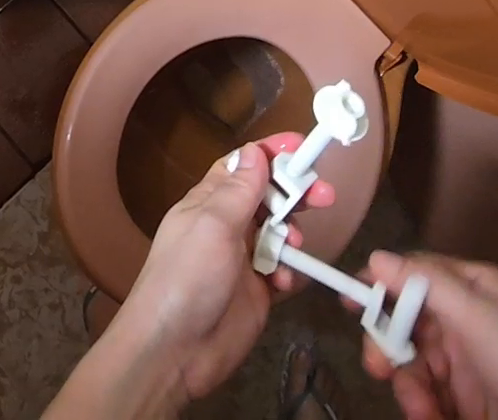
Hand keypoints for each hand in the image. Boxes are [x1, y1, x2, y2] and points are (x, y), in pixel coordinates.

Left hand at [43, 134, 333, 417]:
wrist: (174, 351)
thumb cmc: (187, 277)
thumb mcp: (212, 226)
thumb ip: (238, 190)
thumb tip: (254, 150)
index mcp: (208, 201)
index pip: (242, 165)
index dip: (270, 153)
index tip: (301, 145)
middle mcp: (226, 225)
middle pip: (268, 197)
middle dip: (295, 193)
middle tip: (324, 194)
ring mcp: (243, 259)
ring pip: (280, 233)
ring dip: (293, 234)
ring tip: (296, 245)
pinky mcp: (258, 292)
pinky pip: (284, 271)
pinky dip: (290, 272)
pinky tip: (283, 282)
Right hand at [360, 252, 497, 419]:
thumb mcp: (478, 318)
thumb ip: (424, 286)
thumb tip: (374, 255)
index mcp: (470, 289)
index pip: (412, 274)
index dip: (379, 285)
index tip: (348, 302)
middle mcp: (465, 320)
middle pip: (404, 322)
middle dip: (387, 344)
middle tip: (377, 368)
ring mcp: (467, 364)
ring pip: (413, 364)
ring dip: (407, 386)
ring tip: (420, 410)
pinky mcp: (469, 403)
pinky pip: (429, 397)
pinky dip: (423, 409)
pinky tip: (432, 419)